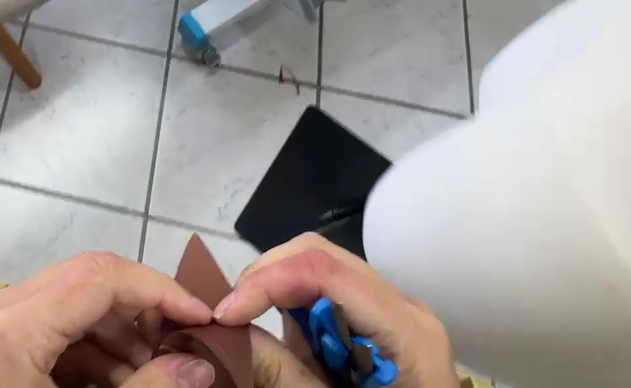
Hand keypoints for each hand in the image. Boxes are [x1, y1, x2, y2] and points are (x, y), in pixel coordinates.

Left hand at [0, 252, 214, 386]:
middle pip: (90, 280)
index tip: (201, 316)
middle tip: (182, 342)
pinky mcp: (0, 334)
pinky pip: (58, 322)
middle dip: (143, 308)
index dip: (159, 290)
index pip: (101, 278)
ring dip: (121, 329)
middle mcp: (3, 306)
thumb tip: (199, 366)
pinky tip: (124, 376)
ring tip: (155, 370)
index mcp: (15, 326)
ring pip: (77, 298)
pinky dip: (95, 344)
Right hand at [212, 235, 459, 387]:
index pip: (325, 271)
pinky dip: (294, 305)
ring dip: (277, 288)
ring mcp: (393, 313)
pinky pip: (328, 294)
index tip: (225, 314)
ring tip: (246, 319)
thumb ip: (282, 374)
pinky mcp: (379, 326)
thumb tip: (223, 331)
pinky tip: (280, 334)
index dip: (268, 281)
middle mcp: (404, 307)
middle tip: (230, 312)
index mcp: (406, 331)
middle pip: (321, 256)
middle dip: (267, 276)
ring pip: (321, 267)